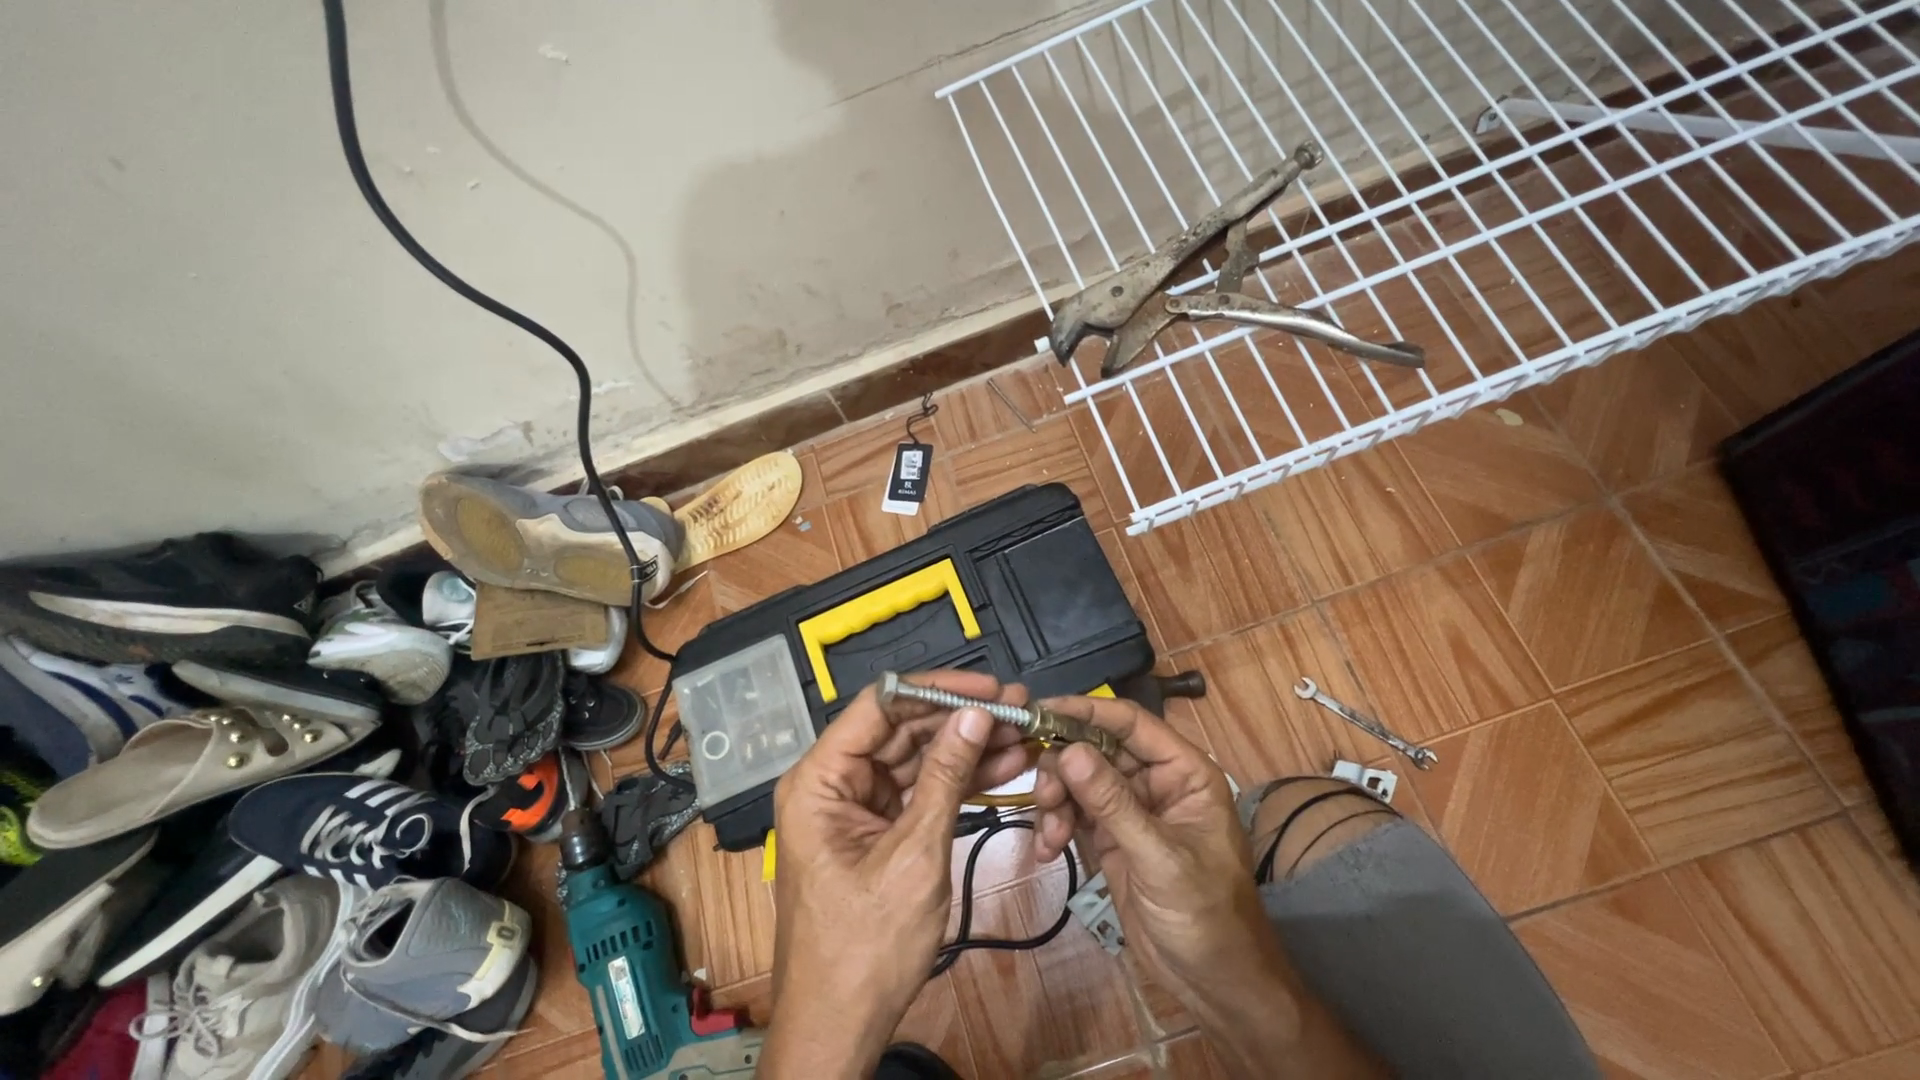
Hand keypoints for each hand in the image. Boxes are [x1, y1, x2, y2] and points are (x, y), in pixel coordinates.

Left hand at [761, 671, 1031, 1077]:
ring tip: (1020, 732)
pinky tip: (1002, 766)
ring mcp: (856, 806)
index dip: (936, 691)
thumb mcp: (913, 855)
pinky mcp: (878, 829)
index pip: (879, 706)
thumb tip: (976, 716)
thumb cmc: (864, 948)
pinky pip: (919, 790)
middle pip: (900, 729)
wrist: (841, 1024)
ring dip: (966, 748)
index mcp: (820, 780)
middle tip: (1016, 708)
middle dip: (959, 718)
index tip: (987, 687)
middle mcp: (833, 783)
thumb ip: (944, 779)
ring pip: (915, 758)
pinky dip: (956, 781)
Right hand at [1029, 695, 1281, 1005]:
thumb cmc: (1205, 914)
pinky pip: (1073, 813)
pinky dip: (1055, 826)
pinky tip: (1047, 851)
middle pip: (1096, 749)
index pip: (1131, 724)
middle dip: (1063, 766)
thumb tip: (1067, 751)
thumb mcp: (1159, 857)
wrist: (1214, 981)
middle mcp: (1155, 782)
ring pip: (1079, 780)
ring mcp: (1129, 809)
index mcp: (1184, 772)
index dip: (1086, 711)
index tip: (1039, 711)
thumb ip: (1112, 803)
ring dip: (1056, 801)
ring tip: (1049, 835)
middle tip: (1041, 792)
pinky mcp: (1110, 837)